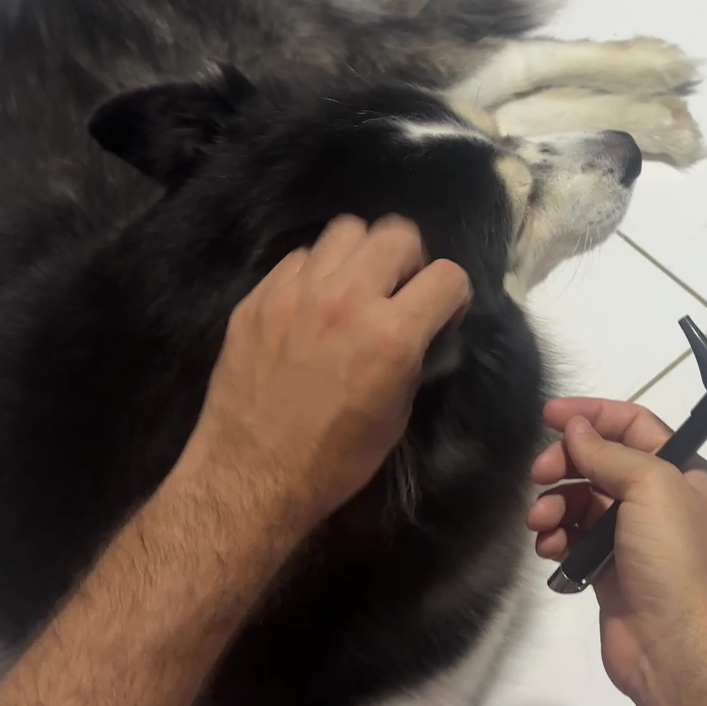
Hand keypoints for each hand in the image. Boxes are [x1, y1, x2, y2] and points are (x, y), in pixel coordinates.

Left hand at [180, 215, 470, 539]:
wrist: (252, 475)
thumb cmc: (339, 456)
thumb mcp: (400, 409)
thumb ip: (416, 353)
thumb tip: (424, 326)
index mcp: (393, 334)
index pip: (448, 275)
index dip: (455, 295)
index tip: (443, 314)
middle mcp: (347, 299)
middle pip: (397, 233)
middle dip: (411, 260)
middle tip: (400, 292)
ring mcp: (296, 292)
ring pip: (347, 230)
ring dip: (362, 256)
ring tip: (356, 288)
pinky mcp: (258, 297)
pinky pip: (300, 257)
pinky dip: (317, 272)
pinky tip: (313, 305)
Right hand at [528, 398, 706, 701]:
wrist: (673, 647)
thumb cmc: (672, 557)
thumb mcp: (651, 487)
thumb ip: (610, 453)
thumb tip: (576, 428)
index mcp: (679, 470)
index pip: (633, 423)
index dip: (593, 413)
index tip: (549, 414)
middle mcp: (656, 496)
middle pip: (600, 459)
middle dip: (565, 462)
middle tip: (537, 473)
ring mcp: (630, 533)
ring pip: (581, 498)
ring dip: (554, 503)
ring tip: (541, 522)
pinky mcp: (606, 565)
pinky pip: (573, 535)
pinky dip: (556, 535)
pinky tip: (548, 547)